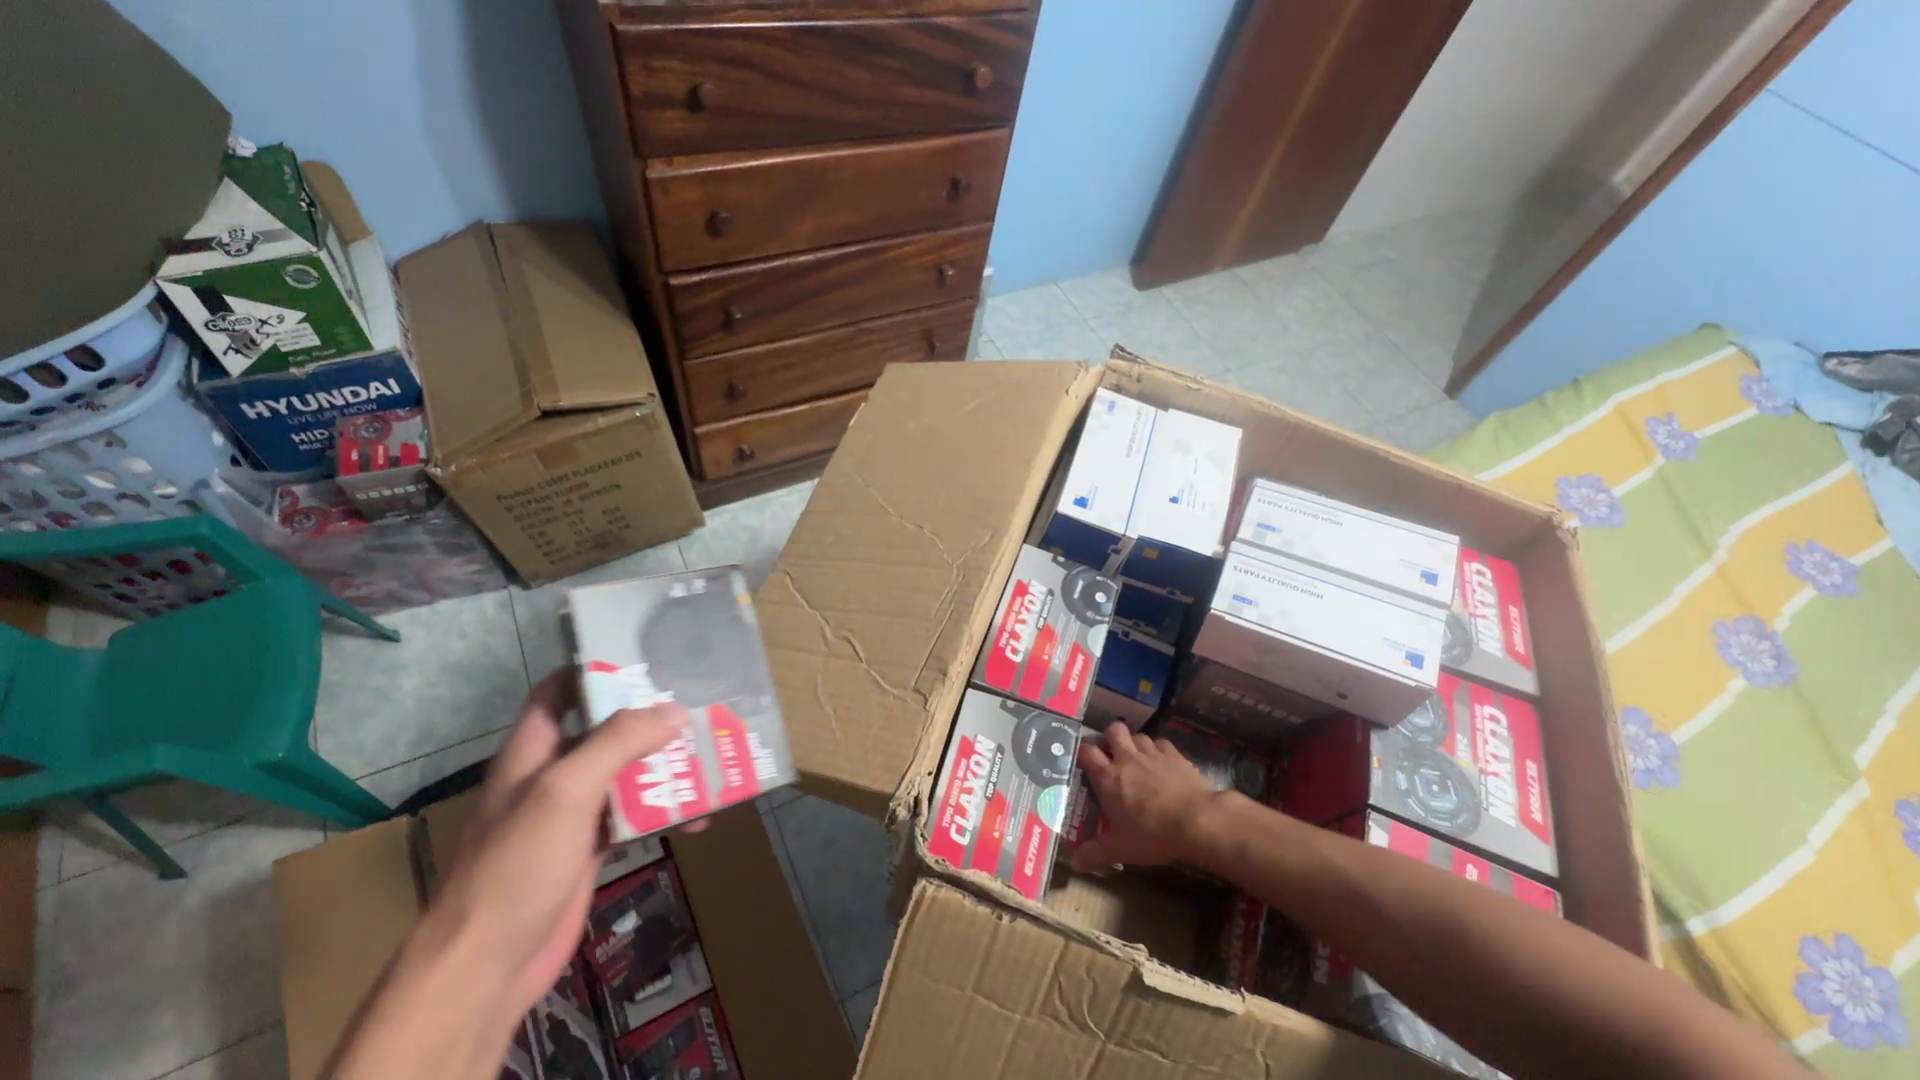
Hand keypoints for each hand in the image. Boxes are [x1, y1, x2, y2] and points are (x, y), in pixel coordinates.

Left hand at [333, 668, 697, 1079]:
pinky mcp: (588, 852)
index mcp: (531, 752)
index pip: (557, 693)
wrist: (489, 961)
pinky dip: (662, 812)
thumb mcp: (566, 791)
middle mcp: (550, 777)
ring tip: (711, 752)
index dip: (593, 669)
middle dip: (646, 718)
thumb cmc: (518, 864)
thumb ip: (617, 743)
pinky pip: (631, 819)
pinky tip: (698, 814)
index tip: (644, 655)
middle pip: (601, 733)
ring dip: (662, 767)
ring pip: (623, 777)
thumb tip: (673, 710)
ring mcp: (570, 817)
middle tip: (699, 702)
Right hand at [1070, 722, 1220, 871]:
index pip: (1087, 752)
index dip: (1083, 753)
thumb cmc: (1152, 834)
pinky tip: (1162, 763)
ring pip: (1139, 735)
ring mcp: (1153, 754)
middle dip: (1110, 737)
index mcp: (1108, 778)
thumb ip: (1095, 854)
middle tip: (1112, 754)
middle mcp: (1128, 759)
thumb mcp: (1120, 849)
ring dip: (1135, 744)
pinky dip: (1158, 750)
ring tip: (1137, 759)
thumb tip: (1075, 862)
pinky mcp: (1176, 756)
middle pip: (1114, 730)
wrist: (1197, 821)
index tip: (1084, 761)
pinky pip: (1162, 743)